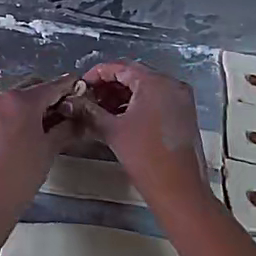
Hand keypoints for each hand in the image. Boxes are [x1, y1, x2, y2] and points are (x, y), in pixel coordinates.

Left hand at [0, 74, 82, 217]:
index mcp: (21, 101)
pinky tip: (39, 128)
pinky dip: (26, 113)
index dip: (70, 86)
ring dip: (40, 105)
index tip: (85, 88)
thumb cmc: (21, 175)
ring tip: (58, 122)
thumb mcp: (49, 149)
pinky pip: (11, 109)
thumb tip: (79, 118)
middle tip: (72, 110)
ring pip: (22, 98)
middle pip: (36, 88)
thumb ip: (66, 128)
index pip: (52, 86)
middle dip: (54, 96)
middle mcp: (4, 98)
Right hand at [77, 61, 209, 203]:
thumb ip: (90, 112)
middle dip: (110, 85)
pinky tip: (121, 118)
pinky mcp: (184, 114)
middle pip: (135, 75)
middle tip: (89, 98)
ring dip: (123, 96)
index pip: (122, 67)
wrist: (178, 188)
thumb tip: (71, 102)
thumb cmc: (145, 157)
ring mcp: (181, 99)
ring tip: (101, 110)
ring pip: (147, 88)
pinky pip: (158, 100)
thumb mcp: (113, 131)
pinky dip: (139, 104)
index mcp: (155, 83)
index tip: (82, 85)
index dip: (98, 73)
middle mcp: (172, 85)